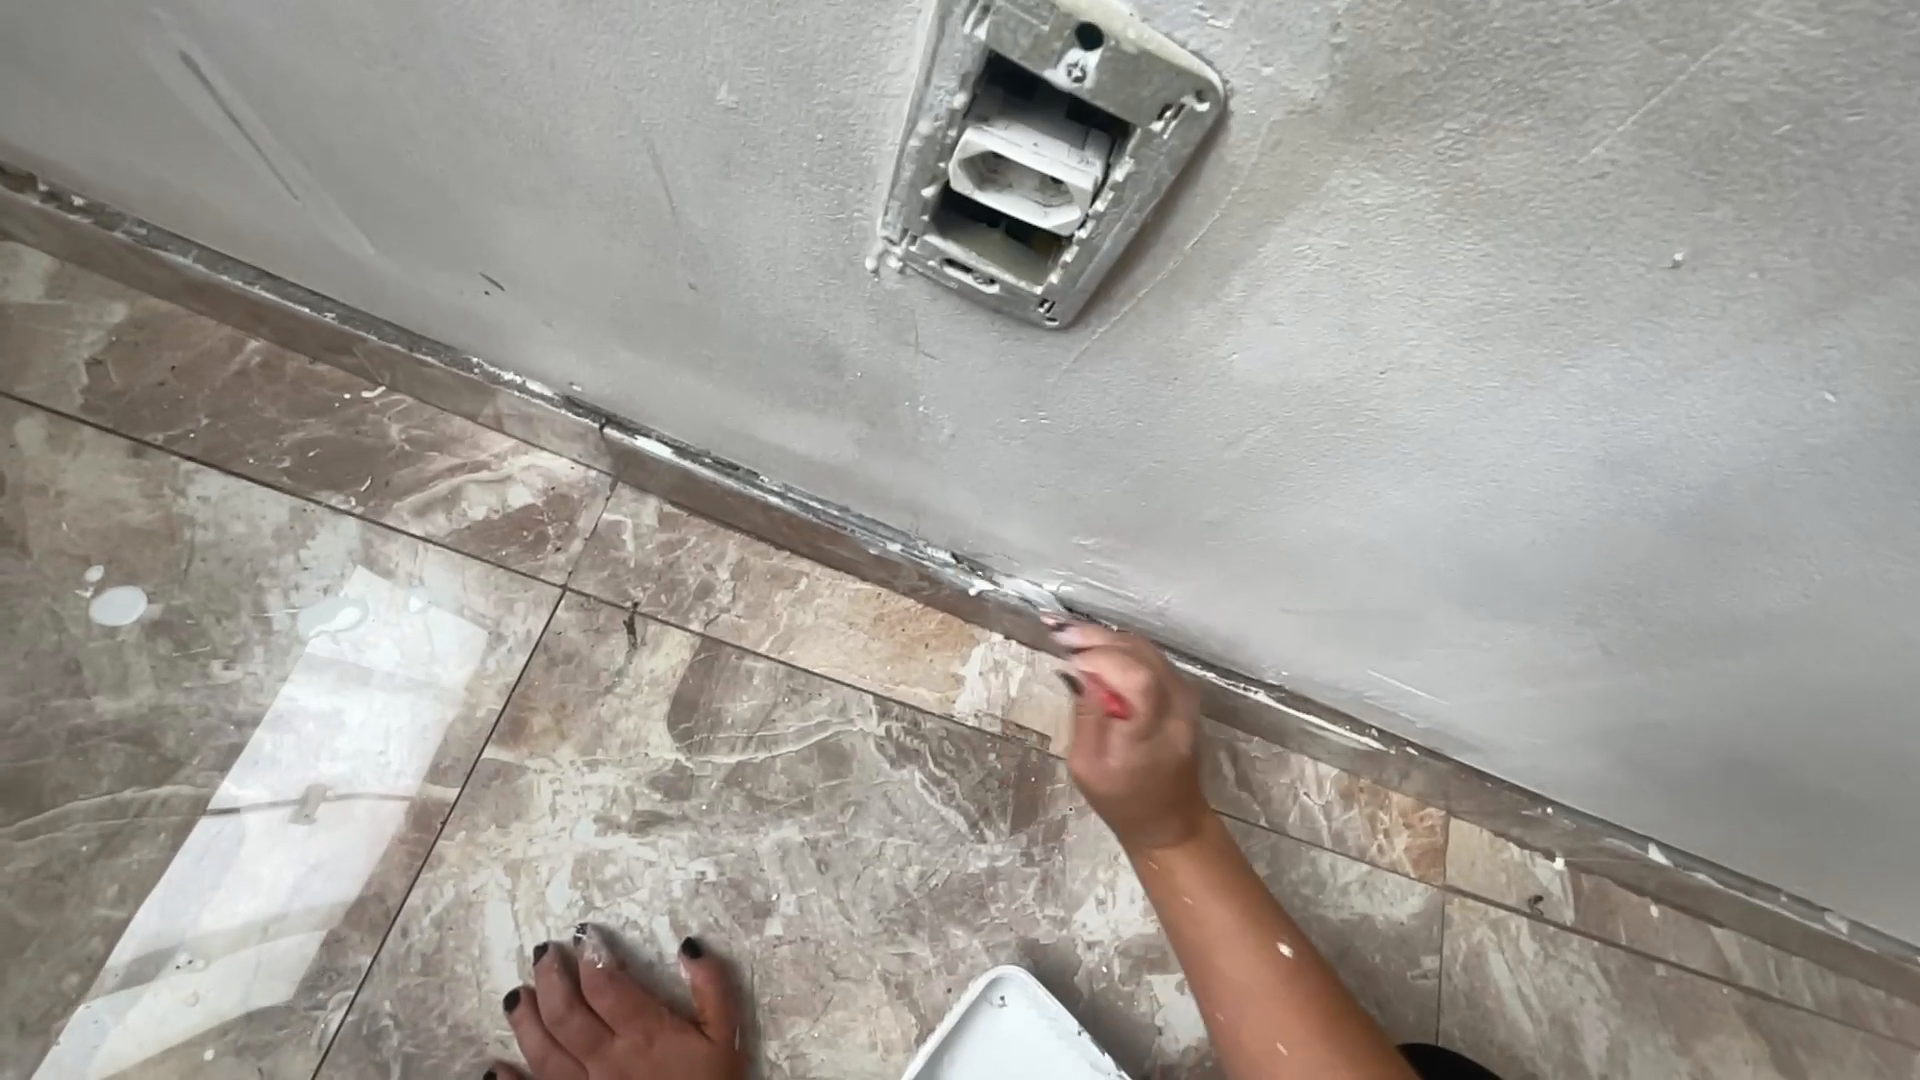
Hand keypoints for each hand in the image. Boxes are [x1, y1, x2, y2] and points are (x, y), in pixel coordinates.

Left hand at [494, 927, 745, 1079]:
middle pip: (567, 1014)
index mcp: (645, 1033)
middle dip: (552, 978)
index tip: (585, 934)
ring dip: (526, 1020)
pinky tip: (493, 1068)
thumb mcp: (725, 1034)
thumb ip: (712, 987)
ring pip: (544, 1052)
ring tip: (517, 993)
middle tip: (544, 952)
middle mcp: (607, 1058)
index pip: (606, 985)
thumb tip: (689, 946)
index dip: (592, 956)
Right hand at [1050, 619, 1210, 852]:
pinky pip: (1151, 657)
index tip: (1068, 656)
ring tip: (1070, 635)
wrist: (1170, 820)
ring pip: (1146, 649)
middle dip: (1097, 638)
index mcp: (1153, 728)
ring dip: (1107, 638)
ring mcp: (1184, 696)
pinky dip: (1121, 646)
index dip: (1101, 658)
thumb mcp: (1087, 768)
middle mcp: (1176, 705)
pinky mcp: (1182, 694)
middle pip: (1141, 653)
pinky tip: (1095, 646)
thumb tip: (1079, 674)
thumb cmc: (1122, 800)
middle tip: (1059, 631)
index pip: (1135, 675)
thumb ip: (1086, 718)